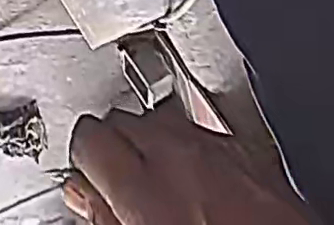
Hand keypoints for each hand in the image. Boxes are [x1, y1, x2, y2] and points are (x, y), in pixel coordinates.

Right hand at [63, 104, 313, 224]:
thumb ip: (107, 216)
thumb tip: (85, 195)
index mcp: (146, 186)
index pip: (89, 136)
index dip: (84, 156)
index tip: (87, 174)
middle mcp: (179, 153)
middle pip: (122, 118)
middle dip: (117, 146)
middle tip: (120, 184)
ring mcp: (217, 147)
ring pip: (159, 118)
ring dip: (153, 143)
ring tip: (160, 184)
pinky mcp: (249, 151)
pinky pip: (202, 129)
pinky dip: (191, 146)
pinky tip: (197, 179)